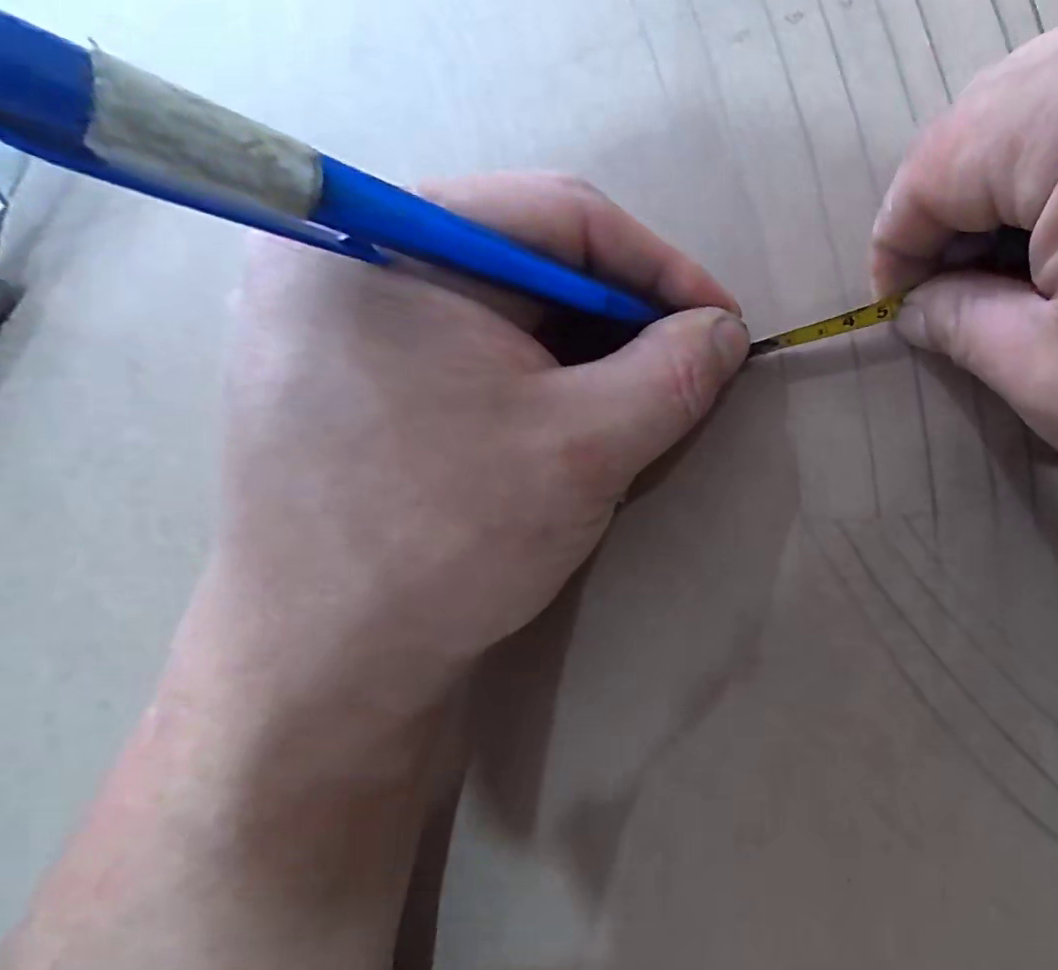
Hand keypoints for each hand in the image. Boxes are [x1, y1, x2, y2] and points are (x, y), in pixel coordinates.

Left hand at [202, 173, 748, 721]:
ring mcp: (335, 323)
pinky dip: (535, 379)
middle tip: (684, 372)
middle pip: (527, 258)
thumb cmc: (451, 539)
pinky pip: (466, 351)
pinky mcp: (345, 381)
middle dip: (623, 317)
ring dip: (583, 354)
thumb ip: (673, 375)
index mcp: (381, 238)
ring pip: (501, 309)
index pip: (560, 215)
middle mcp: (342, 257)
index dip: (661, 267)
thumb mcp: (586, 448)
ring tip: (632, 408)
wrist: (331, 664)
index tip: (723, 324)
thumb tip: (725, 330)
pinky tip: (565, 427)